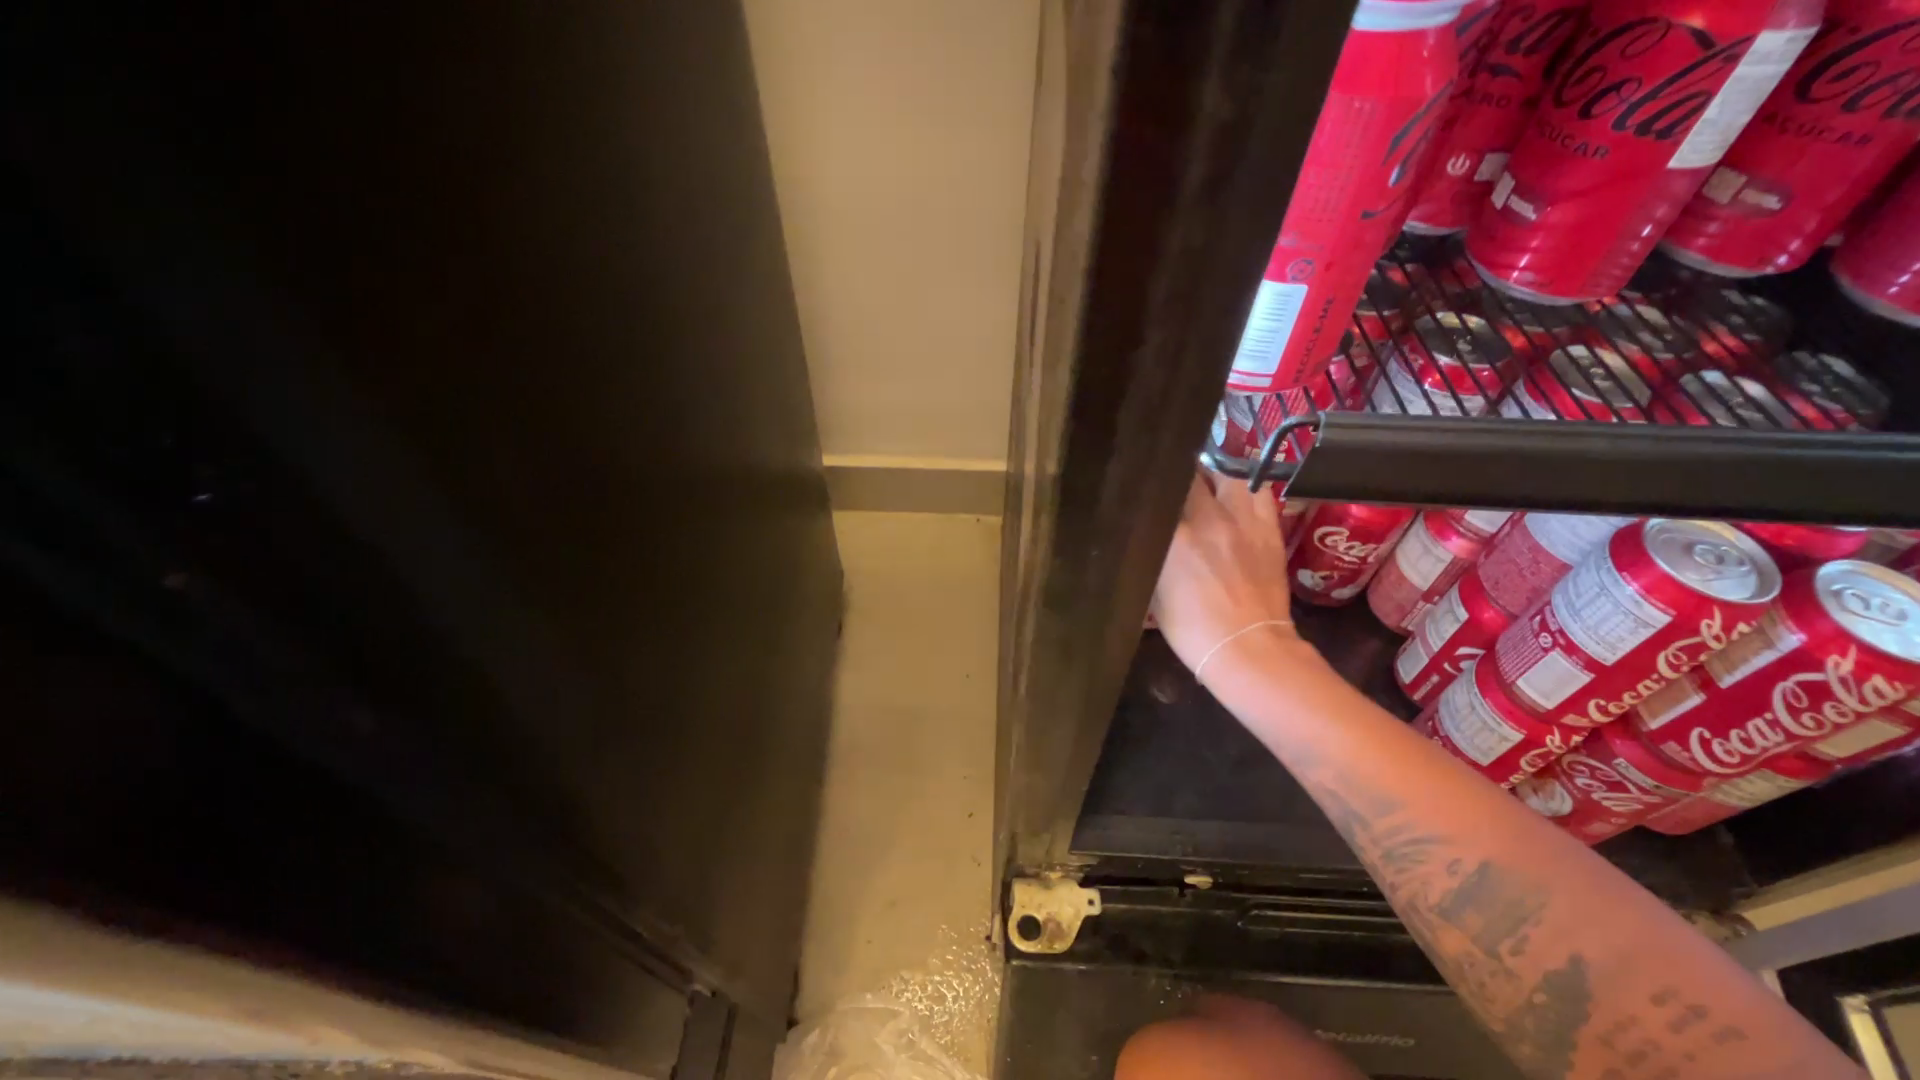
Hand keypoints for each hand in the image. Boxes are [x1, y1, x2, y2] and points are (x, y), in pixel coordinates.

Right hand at [1151, 471, 1302, 683]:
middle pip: (1190, 474)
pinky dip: (1245, 487)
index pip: (1158, 489)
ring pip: (1227, 474)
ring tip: (1204, 480)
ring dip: (1213, 474)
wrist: (1248, 648)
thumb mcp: (1154, 591)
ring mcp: (1243, 520)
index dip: (1150, 482)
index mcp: (1173, 536)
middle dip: (1177, 473)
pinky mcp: (1269, 528)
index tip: (1141, 482)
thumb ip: (1151, 555)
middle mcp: (1208, 518)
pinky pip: (1259, 492)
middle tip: (1170, 480)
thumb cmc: (1192, 629)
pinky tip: (1236, 493)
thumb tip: (1145, 534)